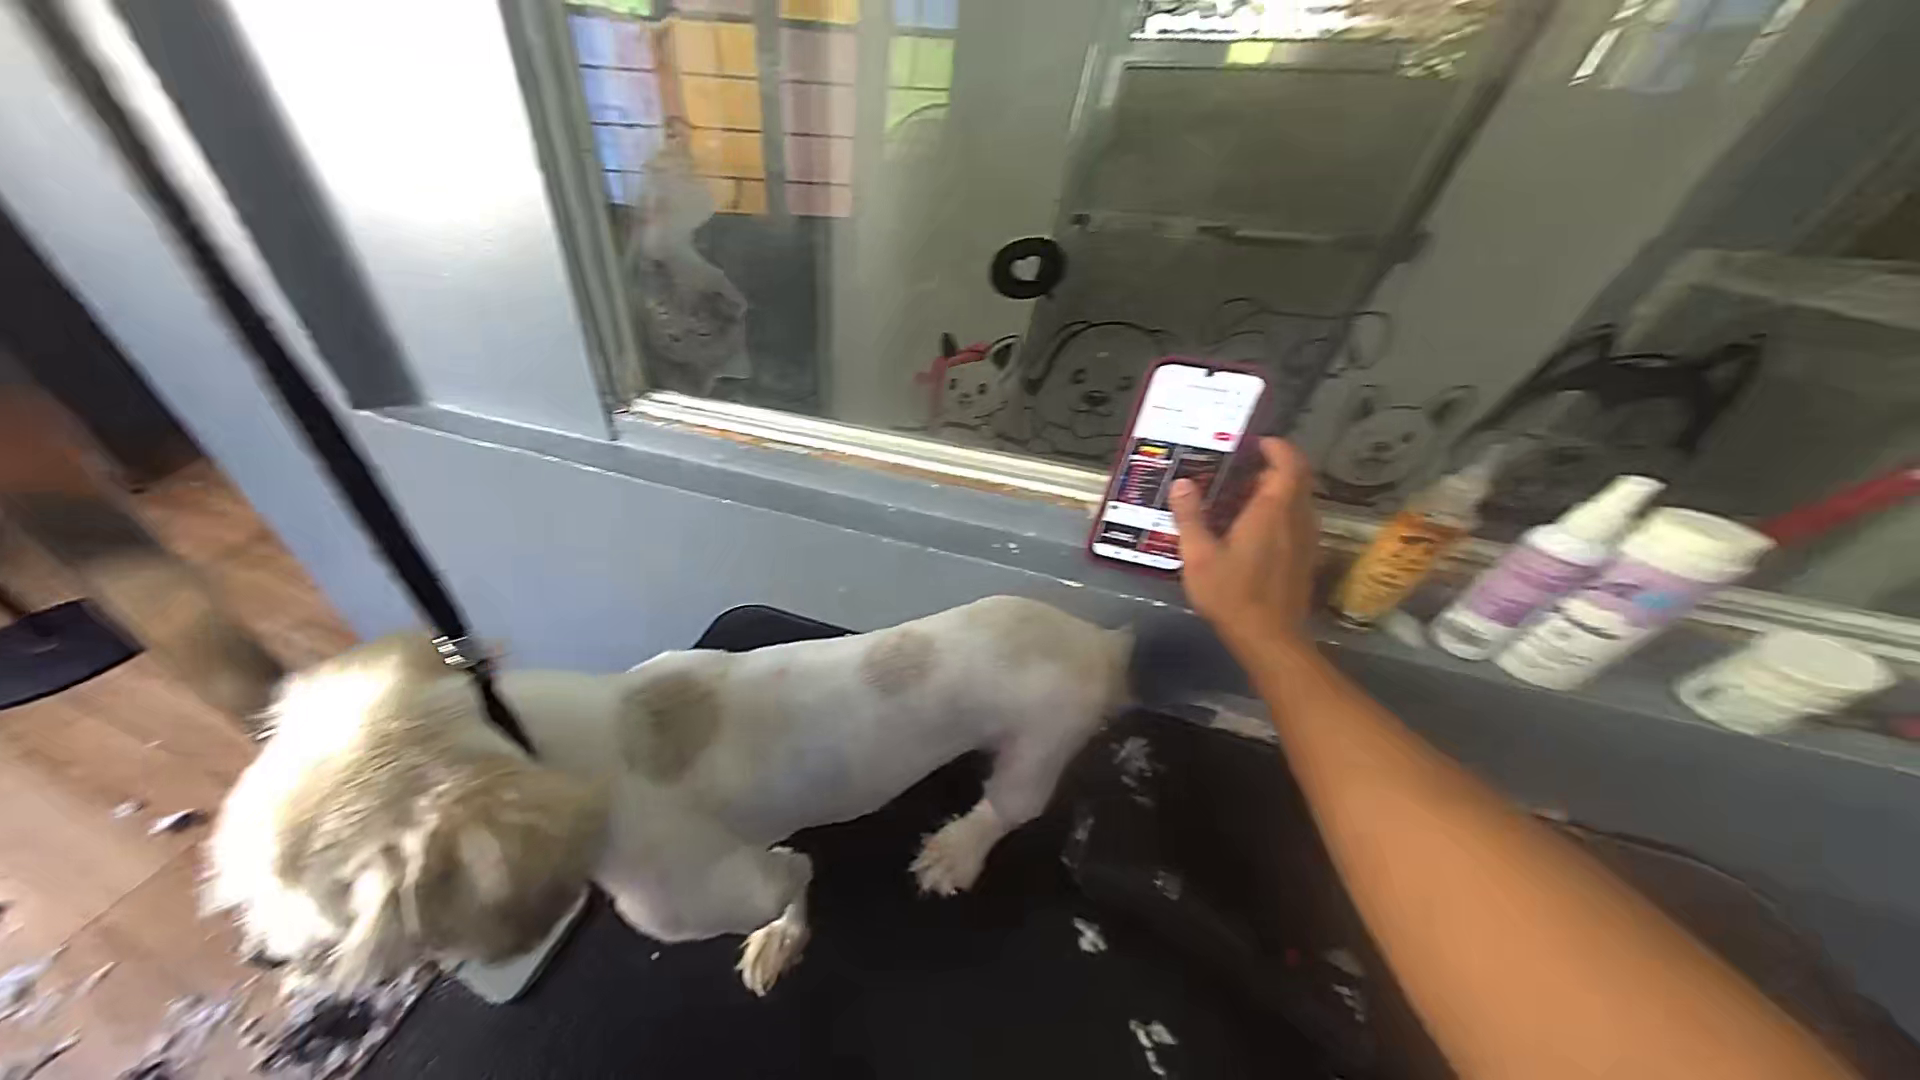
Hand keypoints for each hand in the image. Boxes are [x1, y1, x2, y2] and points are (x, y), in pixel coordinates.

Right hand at [1168, 438, 1318, 653]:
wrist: (1269, 638)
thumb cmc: (1232, 593)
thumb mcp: (1199, 555)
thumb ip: (1189, 516)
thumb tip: (1181, 483)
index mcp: (1273, 510)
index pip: (1288, 463)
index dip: (1276, 447)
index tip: (1254, 443)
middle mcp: (1297, 518)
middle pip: (1296, 478)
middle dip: (1271, 466)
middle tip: (1238, 468)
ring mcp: (1306, 539)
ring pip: (1298, 500)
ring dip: (1275, 490)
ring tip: (1239, 496)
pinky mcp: (1305, 558)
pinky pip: (1296, 520)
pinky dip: (1279, 512)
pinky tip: (1250, 528)